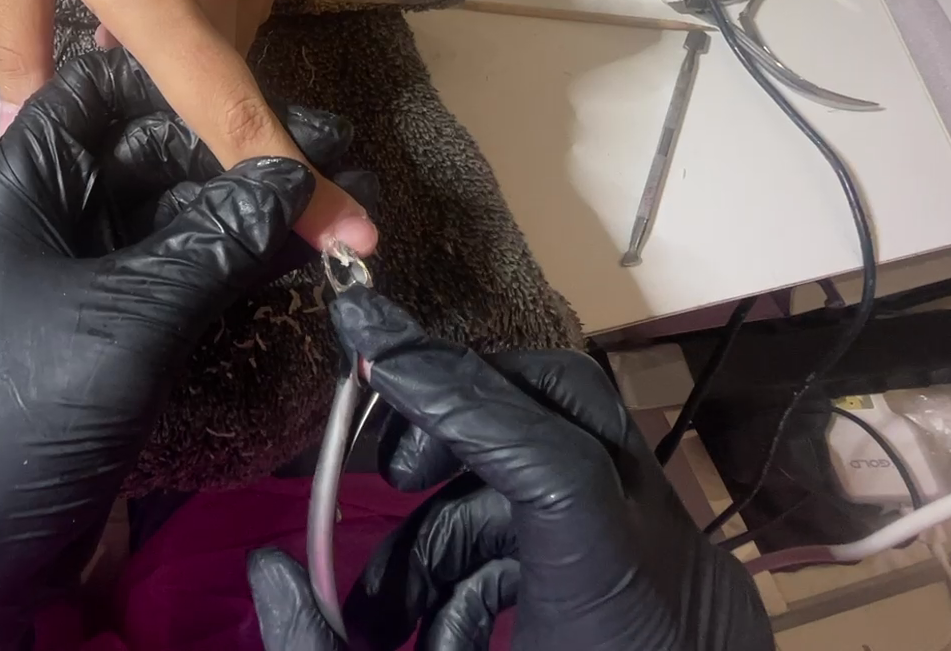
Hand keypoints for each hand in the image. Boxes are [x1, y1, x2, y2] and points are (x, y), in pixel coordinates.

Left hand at [0, 50, 317, 649]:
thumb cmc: (22, 412)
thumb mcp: (123, 321)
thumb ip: (212, 243)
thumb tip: (295, 176)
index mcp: (27, 179)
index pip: (101, 91)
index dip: (176, 79)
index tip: (262, 85)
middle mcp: (58, 206)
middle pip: (154, 152)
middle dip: (239, 155)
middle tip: (343, 155)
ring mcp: (90, 263)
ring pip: (176, 212)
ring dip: (251, 211)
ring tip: (347, 206)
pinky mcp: (118, 314)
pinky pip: (181, 265)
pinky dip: (236, 260)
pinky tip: (300, 254)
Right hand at [248, 290, 772, 650]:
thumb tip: (268, 566)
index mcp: (624, 623)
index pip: (544, 451)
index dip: (443, 381)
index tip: (354, 329)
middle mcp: (673, 583)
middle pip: (569, 408)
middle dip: (451, 402)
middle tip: (372, 457)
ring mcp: (682, 584)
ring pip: (559, 448)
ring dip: (454, 486)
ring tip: (388, 585)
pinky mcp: (670, 597)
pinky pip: (567, 512)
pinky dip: (489, 532)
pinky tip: (439, 612)